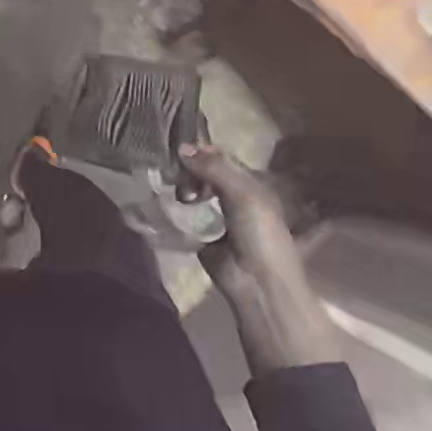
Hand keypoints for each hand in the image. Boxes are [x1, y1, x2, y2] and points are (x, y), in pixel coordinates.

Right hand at [181, 144, 340, 371]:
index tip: (180, 149)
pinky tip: (171, 203)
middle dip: (191, 169)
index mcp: (252, 184)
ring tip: (178, 193)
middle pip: (207, 173)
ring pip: (197, 191)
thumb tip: (181, 148)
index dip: (204, 151)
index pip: (224, 158)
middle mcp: (235, 196)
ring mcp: (219, 216)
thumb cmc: (260, 233)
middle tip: (177, 174)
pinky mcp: (204, 235)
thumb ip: (214, 168)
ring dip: (185, 186)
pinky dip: (179, 207)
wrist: (257, 282)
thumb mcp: (243, 193)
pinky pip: (188, 215)